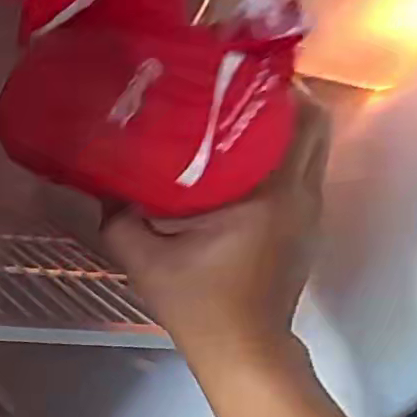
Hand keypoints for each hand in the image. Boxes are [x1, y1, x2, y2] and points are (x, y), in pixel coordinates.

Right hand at [100, 89, 331, 379]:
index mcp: (268, 194)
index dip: (271, 86)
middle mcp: (301, 193)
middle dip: (279, 99)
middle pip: (312, 123)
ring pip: (309, 147)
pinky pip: (298, 172)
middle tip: (232, 92)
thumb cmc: (196, 303)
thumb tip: (104, 191)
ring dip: (279, 128)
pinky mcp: (304, 226)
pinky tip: (236, 167)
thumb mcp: (144, 262)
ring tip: (230, 123)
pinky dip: (276, 157)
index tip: (236, 70)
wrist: (241, 346)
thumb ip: (121, 222)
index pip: (292, 118)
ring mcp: (309, 210)